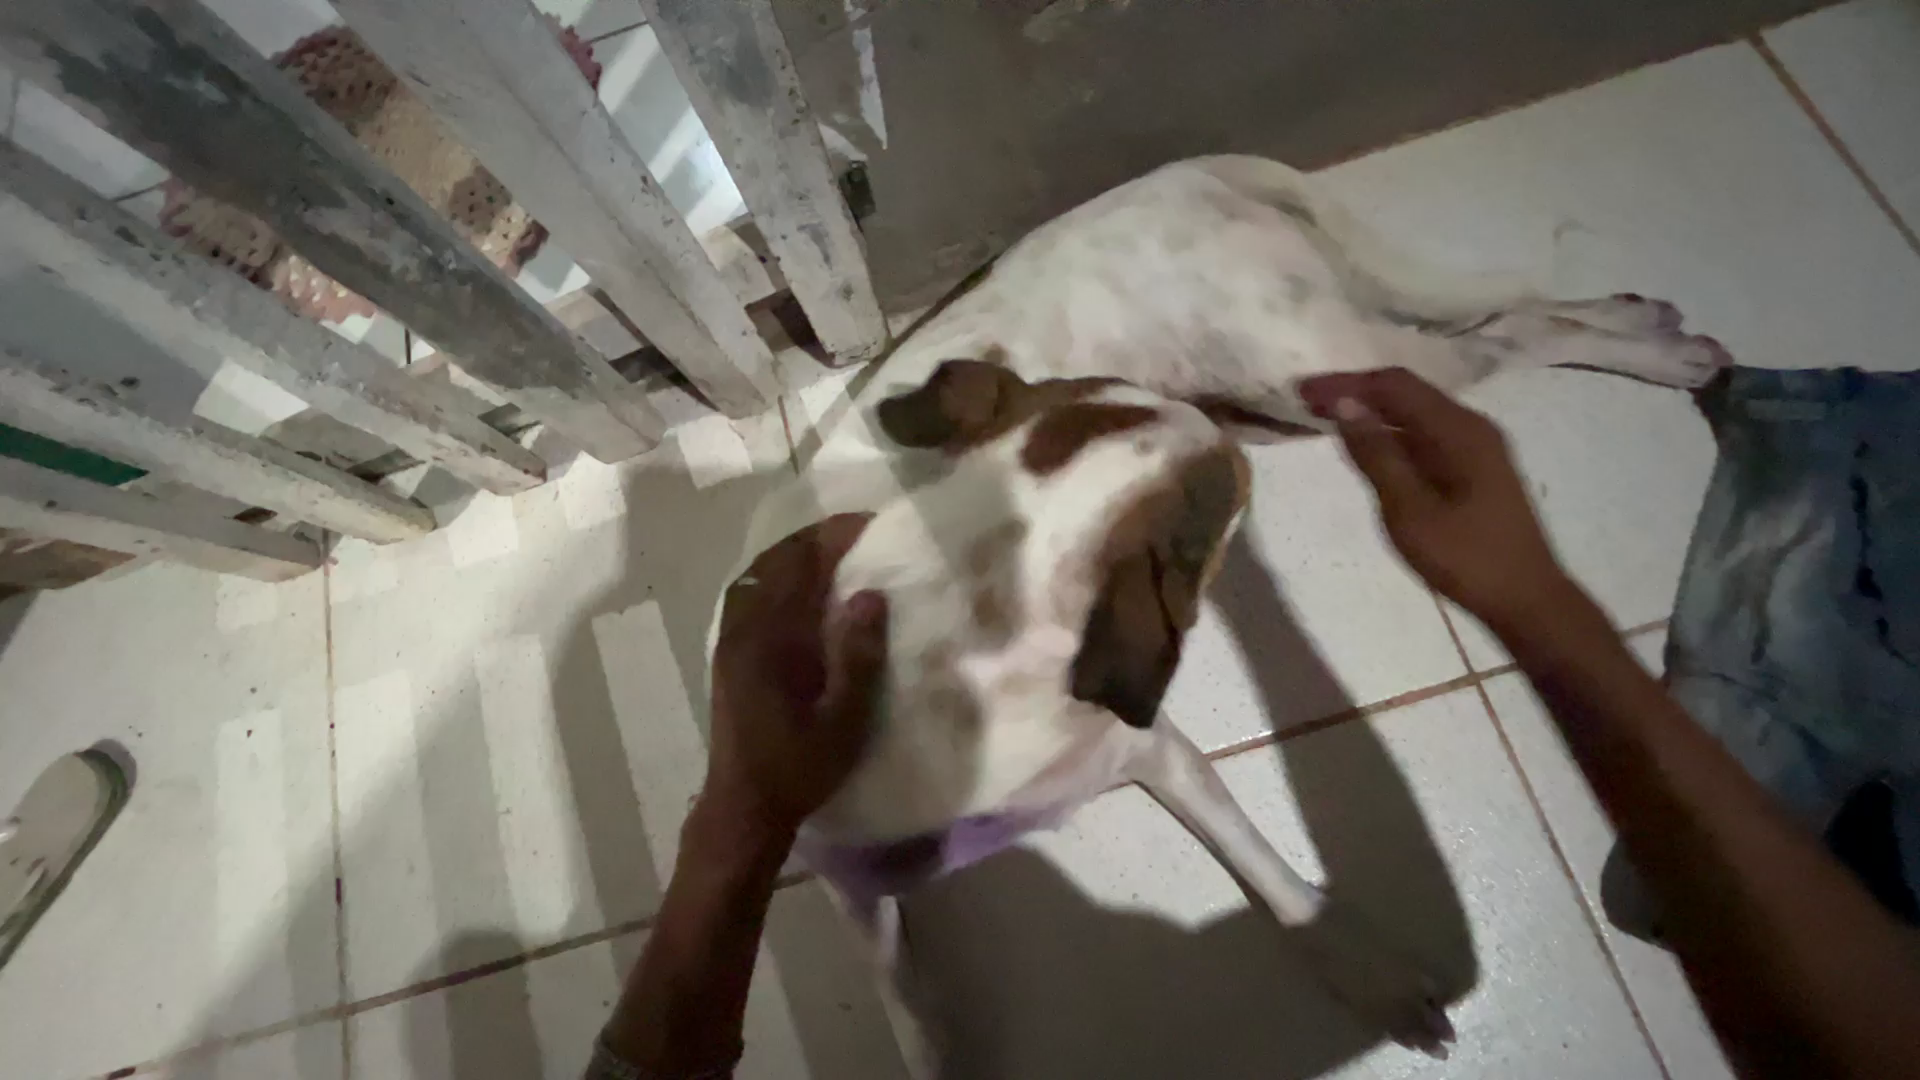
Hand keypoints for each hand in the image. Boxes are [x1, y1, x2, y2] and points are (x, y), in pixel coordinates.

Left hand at [706, 513, 888, 838]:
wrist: (743, 805)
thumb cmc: (799, 766)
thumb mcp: (844, 720)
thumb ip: (858, 657)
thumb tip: (871, 594)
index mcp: (772, 639)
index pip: (802, 566)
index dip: (835, 537)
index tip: (870, 523)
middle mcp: (744, 628)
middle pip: (775, 560)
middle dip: (815, 538)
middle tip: (857, 533)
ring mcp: (731, 639)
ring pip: (758, 575)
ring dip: (795, 554)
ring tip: (833, 552)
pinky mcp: (729, 652)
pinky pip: (751, 593)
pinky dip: (778, 575)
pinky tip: (802, 589)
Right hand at [1297, 368, 1578, 631]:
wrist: (1523, 598)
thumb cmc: (1464, 556)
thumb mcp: (1408, 508)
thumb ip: (1376, 454)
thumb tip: (1344, 406)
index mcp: (1458, 430)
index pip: (1395, 386)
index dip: (1346, 383)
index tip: (1301, 391)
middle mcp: (1469, 427)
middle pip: (1405, 393)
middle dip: (1354, 392)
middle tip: (1304, 401)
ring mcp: (1473, 447)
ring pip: (1412, 414)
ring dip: (1368, 411)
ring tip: (1323, 419)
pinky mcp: (1470, 467)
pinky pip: (1420, 436)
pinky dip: (1386, 434)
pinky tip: (1362, 447)